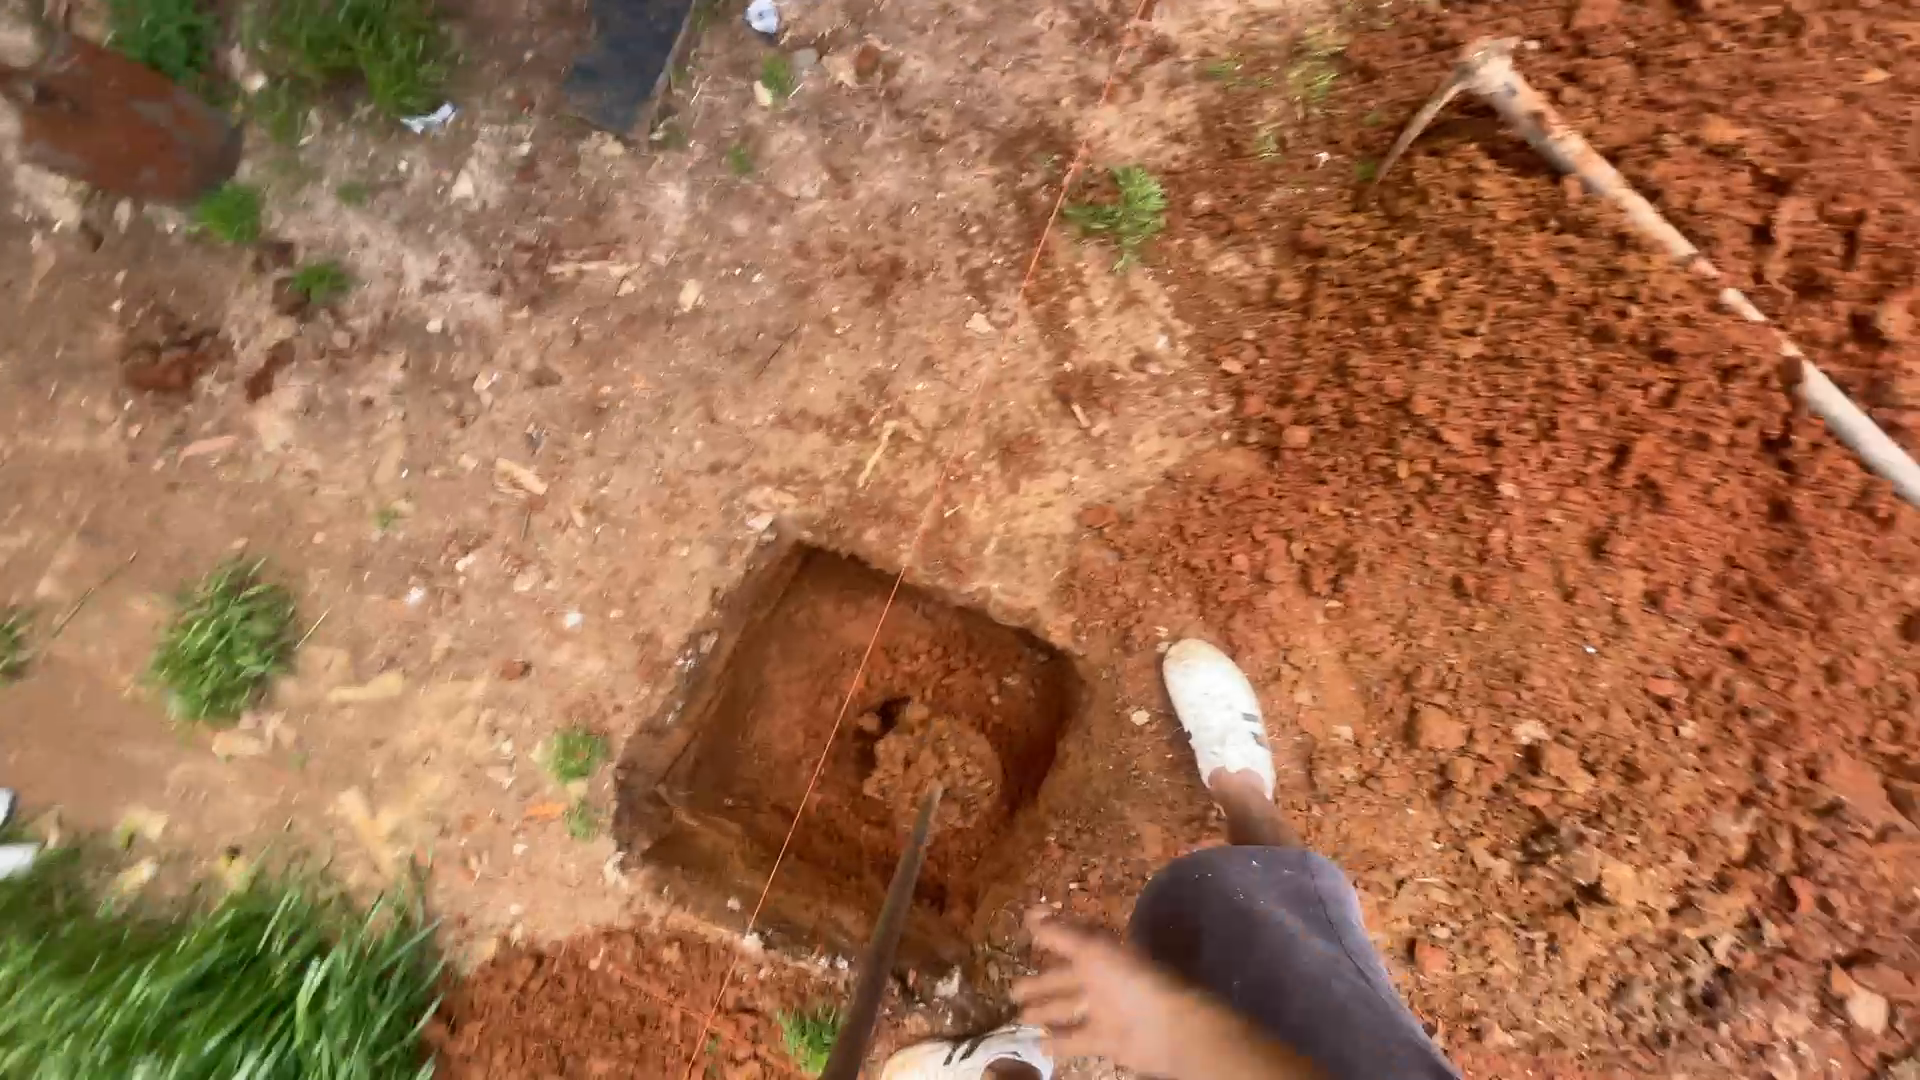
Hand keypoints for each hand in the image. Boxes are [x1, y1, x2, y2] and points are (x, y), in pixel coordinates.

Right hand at [1011, 909, 1324, 1079]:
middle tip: (1012, 990)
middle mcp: (1099, 978)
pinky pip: (1077, 1039)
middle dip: (1040, 983)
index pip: (1066, 940)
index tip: (1025, 935)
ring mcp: (1103, 1010)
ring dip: (1045, 1012)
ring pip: (1067, 1010)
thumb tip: (1030, 911)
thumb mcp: (1091, 947)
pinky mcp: (1107, 1040)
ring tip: (1020, 1017)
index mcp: (1096, 951)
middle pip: (1063, 979)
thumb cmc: (1128, 979)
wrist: (1168, 1026)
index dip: (1047, 937)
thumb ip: (1059, 932)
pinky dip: (1059, 1043)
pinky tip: (1040, 1045)